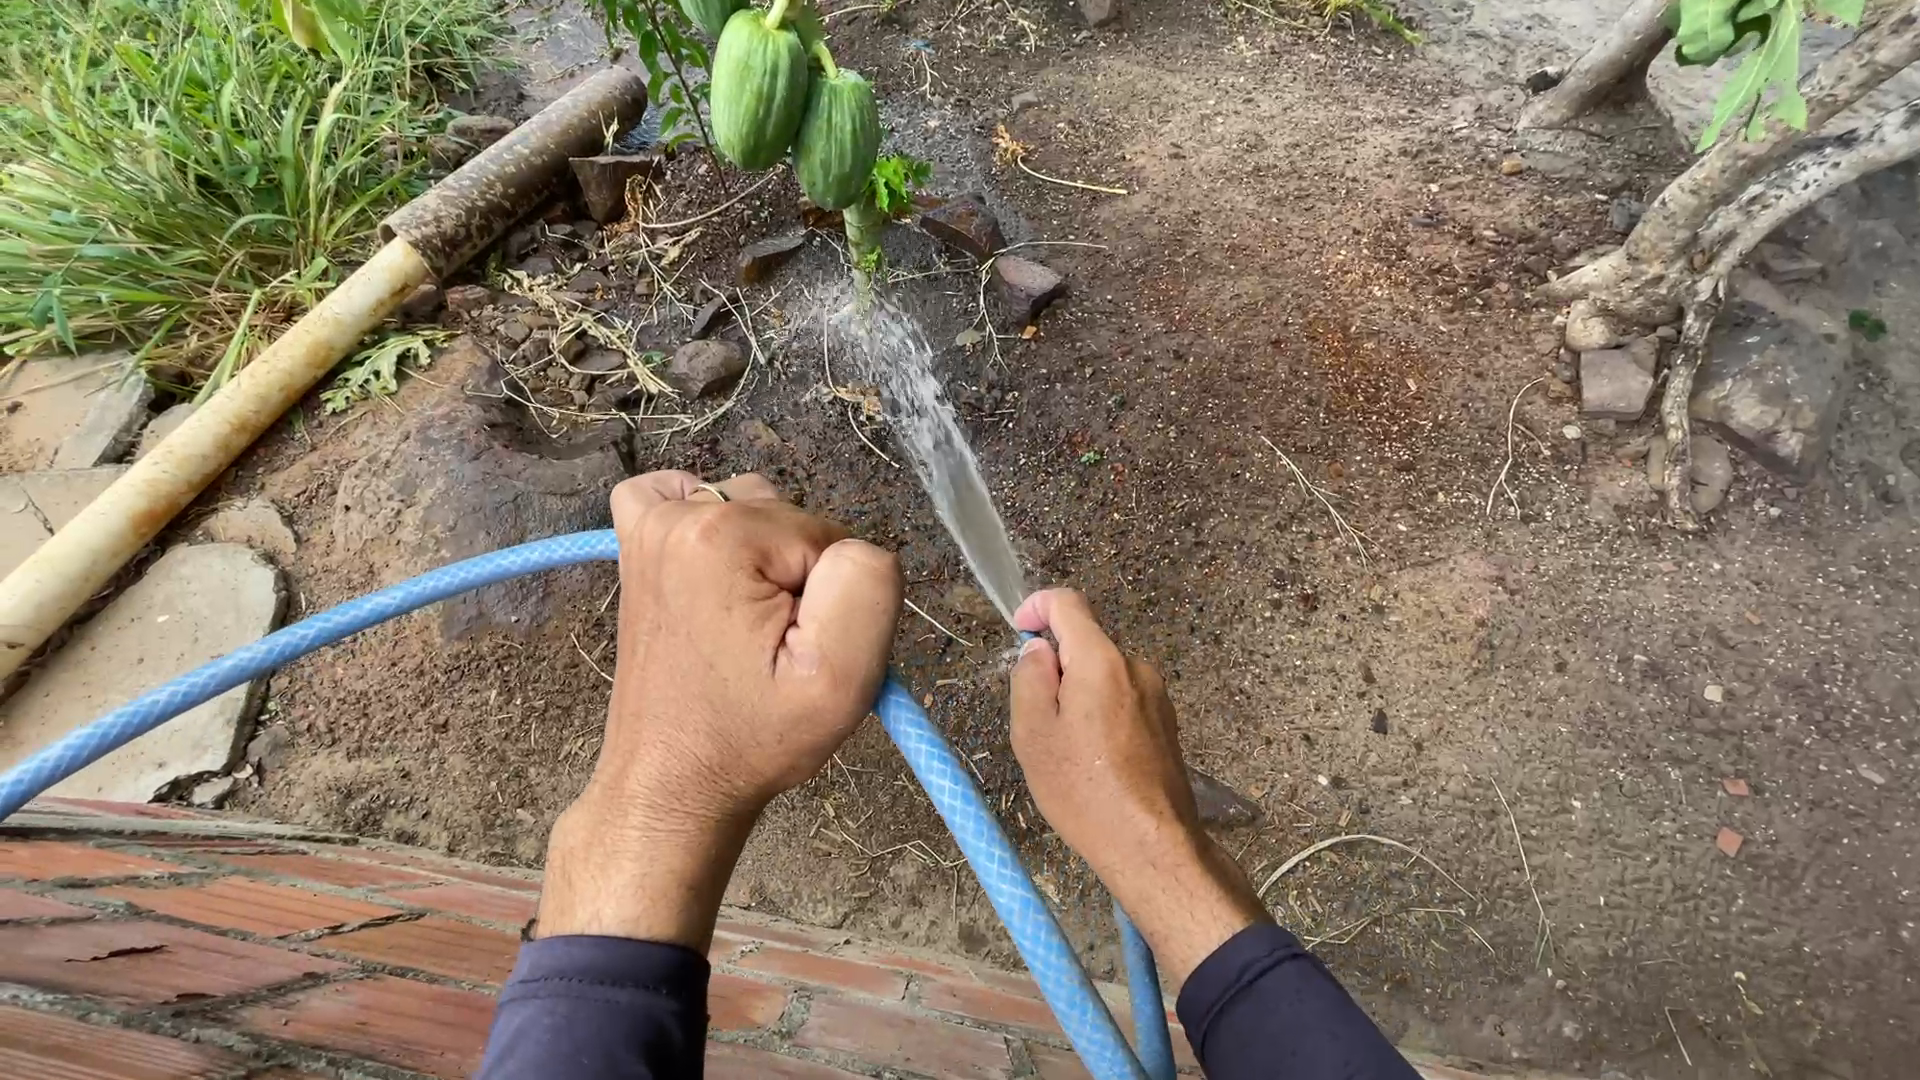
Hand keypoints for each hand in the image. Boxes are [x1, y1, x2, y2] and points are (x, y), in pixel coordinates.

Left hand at [537, 471, 902, 948]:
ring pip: (757, 511)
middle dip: (804, 577)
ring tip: (748, 625)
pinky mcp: (637, 546)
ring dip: (767, 559)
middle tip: (777, 645)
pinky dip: (708, 521)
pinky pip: (681, 495)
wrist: (673, 782)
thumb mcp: (841, 677)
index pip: (831, 538)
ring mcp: (649, 528)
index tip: (802, 649)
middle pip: (794, 520)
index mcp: (723, 536)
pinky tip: (717, 568)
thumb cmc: (755, 737)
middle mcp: (677, 516)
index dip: (833, 596)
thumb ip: (869, 583)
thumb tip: (856, 546)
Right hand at [1010, 589, 1269, 983]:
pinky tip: (1094, 760)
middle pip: (1085, 643)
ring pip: (1102, 674)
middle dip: (1055, 666)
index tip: (1019, 632)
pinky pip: (1121, 698)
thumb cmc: (1083, 789)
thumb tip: (1039, 650)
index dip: (1037, 606)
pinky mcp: (1166, 722)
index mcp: (1101, 660)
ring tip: (1066, 749)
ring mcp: (1156, 695)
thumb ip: (1029, 677)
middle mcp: (1135, 666)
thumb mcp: (1033, 733)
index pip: (1068, 603)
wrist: (1152, 846)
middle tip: (1037, 718)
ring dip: (1077, 693)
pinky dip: (1099, 712)